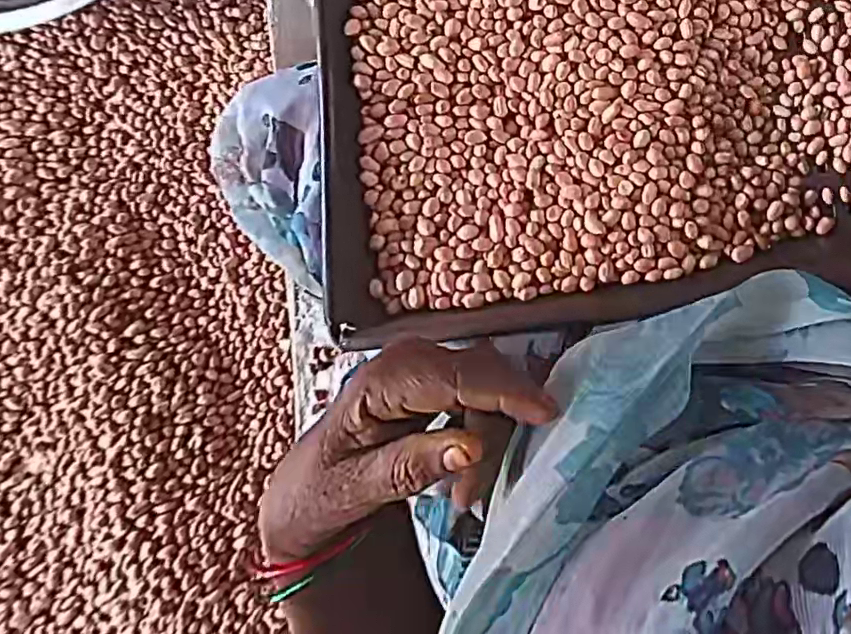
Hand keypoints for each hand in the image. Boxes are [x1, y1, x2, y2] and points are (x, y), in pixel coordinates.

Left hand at [258, 338, 557, 562]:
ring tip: (464, 492)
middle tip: (474, 492)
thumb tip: (471, 448)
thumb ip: (410, 466)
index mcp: (382, 378)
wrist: (305, 486)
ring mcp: (425, 363)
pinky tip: (466, 465)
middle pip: (481, 376)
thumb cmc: (320, 488)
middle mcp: (408, 358)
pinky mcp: (437, 375)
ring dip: (490, 433)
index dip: (506, 391)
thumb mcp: (355, 489)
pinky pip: (480, 390)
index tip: (545, 412)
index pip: (459, 375)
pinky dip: (485, 427)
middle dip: (496, 427)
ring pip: (487, 383)